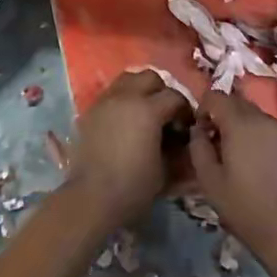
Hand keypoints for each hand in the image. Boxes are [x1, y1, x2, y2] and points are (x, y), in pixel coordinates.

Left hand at [65, 70, 192, 229]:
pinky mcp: (90, 110)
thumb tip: (183, 138)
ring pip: (128, 78)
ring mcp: (106, 100)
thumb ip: (177, 148)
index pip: (175, 96)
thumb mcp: (165, 171)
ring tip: (144, 112)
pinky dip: (122, 99)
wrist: (90, 199)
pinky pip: (111, 93)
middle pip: (151, 77)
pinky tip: (125, 121)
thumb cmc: (133, 188)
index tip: (186, 127)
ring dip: (140, 89)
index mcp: (148, 109)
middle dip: (162, 92)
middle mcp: (126, 96)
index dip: (185, 110)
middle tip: (165, 114)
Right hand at [188, 91, 276, 268]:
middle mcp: (263, 118)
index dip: (202, 109)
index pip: (215, 95)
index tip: (199, 133)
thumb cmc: (248, 209)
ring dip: (238, 126)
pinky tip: (254, 165)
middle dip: (220, 116)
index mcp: (240, 122)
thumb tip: (198, 130)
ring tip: (233, 158)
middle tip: (214, 146)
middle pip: (235, 102)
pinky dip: (255, 136)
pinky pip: (267, 128)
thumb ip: (198, 148)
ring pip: (252, 115)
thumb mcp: (211, 182)